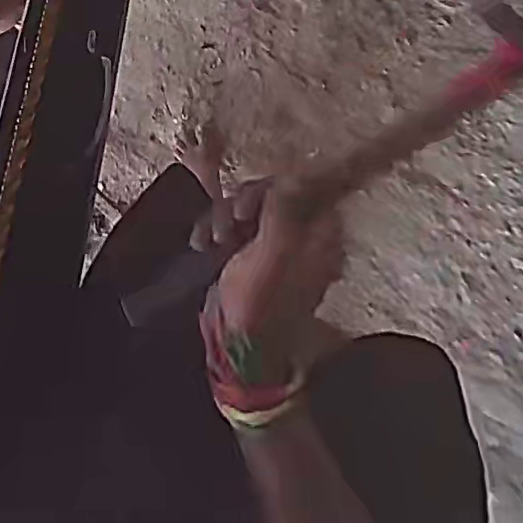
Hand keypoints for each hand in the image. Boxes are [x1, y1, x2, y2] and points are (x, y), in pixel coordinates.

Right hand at [196, 177, 344, 382]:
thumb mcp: (271, 253)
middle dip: (243, 202)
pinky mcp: (249, 255)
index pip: (305, 189)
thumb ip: (283, 212)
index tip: (251, 200)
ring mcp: (274, 247)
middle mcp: (301, 239)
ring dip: (223, 217)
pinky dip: (214, 230)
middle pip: (272, 195)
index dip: (276, 186)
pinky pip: (231, 225)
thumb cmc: (258, 302)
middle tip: (231, 220)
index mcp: (318, 238)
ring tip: (214, 240)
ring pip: (247, 208)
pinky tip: (203, 245)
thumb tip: (293, 174)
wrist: (237, 347)